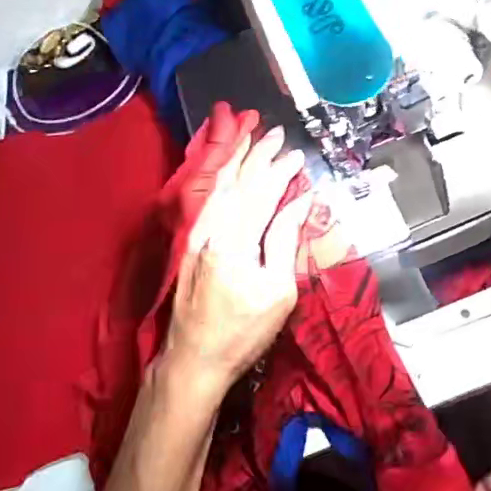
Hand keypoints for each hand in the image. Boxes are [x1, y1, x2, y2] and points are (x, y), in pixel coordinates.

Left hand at [160, 125, 310, 404]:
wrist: (193, 359)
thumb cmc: (243, 331)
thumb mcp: (278, 291)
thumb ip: (284, 240)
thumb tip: (300, 202)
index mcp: (234, 242)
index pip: (262, 193)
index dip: (280, 171)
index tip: (297, 154)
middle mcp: (210, 230)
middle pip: (237, 182)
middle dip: (257, 154)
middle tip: (275, 132)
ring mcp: (195, 235)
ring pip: (218, 186)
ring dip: (235, 159)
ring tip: (248, 135)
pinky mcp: (189, 244)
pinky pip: (207, 199)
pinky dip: (220, 177)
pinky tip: (228, 169)